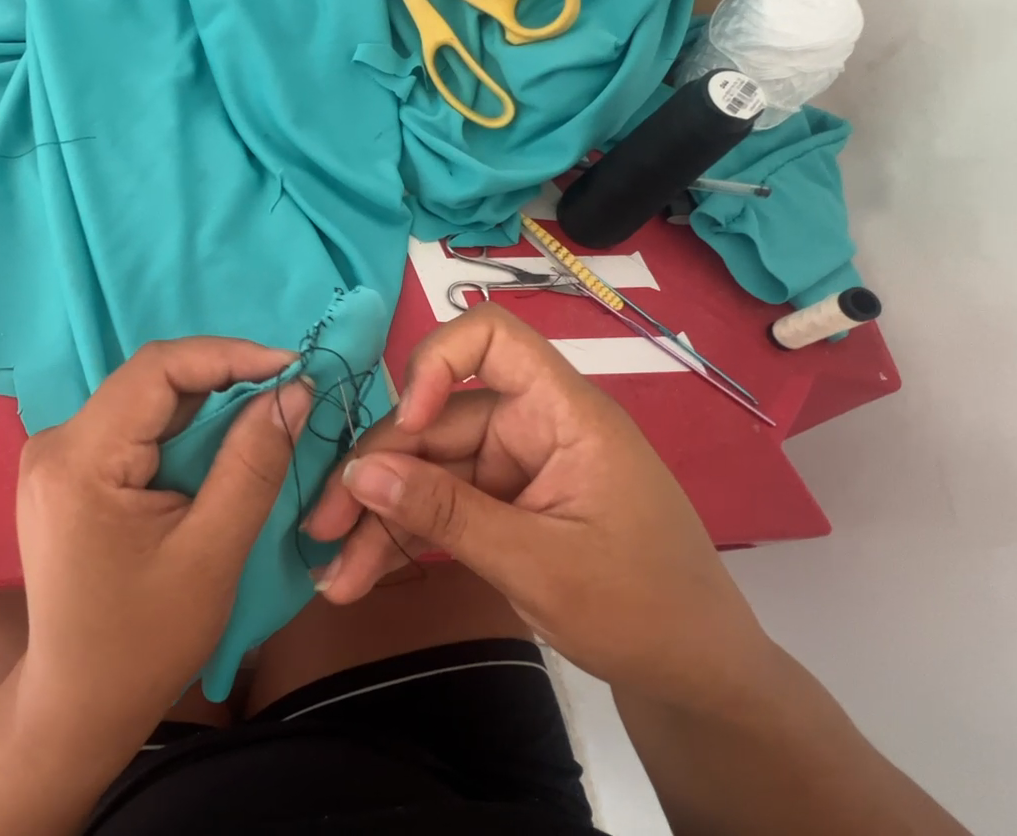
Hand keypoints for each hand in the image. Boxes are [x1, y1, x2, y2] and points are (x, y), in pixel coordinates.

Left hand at [15, 338, 312, 732]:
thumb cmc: (145, 639)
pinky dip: (180, 435)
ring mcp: (55, 458)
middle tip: (288, 394)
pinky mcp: (66, 474)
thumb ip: (253, 463)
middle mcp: (55, 443)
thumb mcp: (213, 552)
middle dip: (223, 381)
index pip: (156, 370)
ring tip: (265, 418)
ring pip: (143, 405)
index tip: (292, 365)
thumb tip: (293, 389)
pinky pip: (132, 432)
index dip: (229, 355)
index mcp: (79, 458)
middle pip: (148, 384)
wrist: (79, 702)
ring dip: (205, 409)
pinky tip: (218, 449)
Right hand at [303, 304, 775, 709]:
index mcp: (560, 415)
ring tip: (334, 573)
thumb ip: (445, 513)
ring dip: (377, 520)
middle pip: (432, 424)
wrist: (693, 678)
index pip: (493, 338)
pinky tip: (359, 575)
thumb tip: (360, 474)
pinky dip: (400, 540)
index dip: (436, 364)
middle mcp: (529, 428)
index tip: (406, 424)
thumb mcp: (536, 564)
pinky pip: (435, 508)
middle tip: (323, 528)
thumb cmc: (642, 610)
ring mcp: (510, 469)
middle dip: (376, 476)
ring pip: (423, 473)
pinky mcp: (498, 507)